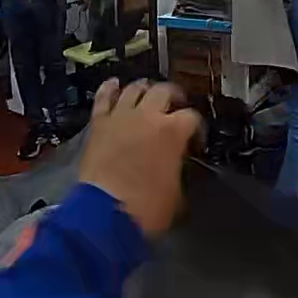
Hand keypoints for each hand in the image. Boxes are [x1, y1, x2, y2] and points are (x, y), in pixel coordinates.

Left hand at [78, 79, 201, 237]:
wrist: (105, 214)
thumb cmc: (148, 207)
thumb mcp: (177, 191)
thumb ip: (179, 168)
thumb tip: (178, 162)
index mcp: (173, 131)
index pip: (192, 116)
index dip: (197, 127)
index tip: (196, 140)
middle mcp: (148, 115)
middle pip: (165, 90)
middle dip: (174, 97)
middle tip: (176, 106)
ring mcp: (121, 116)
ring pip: (135, 88)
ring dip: (145, 89)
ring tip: (149, 94)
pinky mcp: (99, 123)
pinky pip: (104, 98)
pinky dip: (110, 89)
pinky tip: (115, 84)